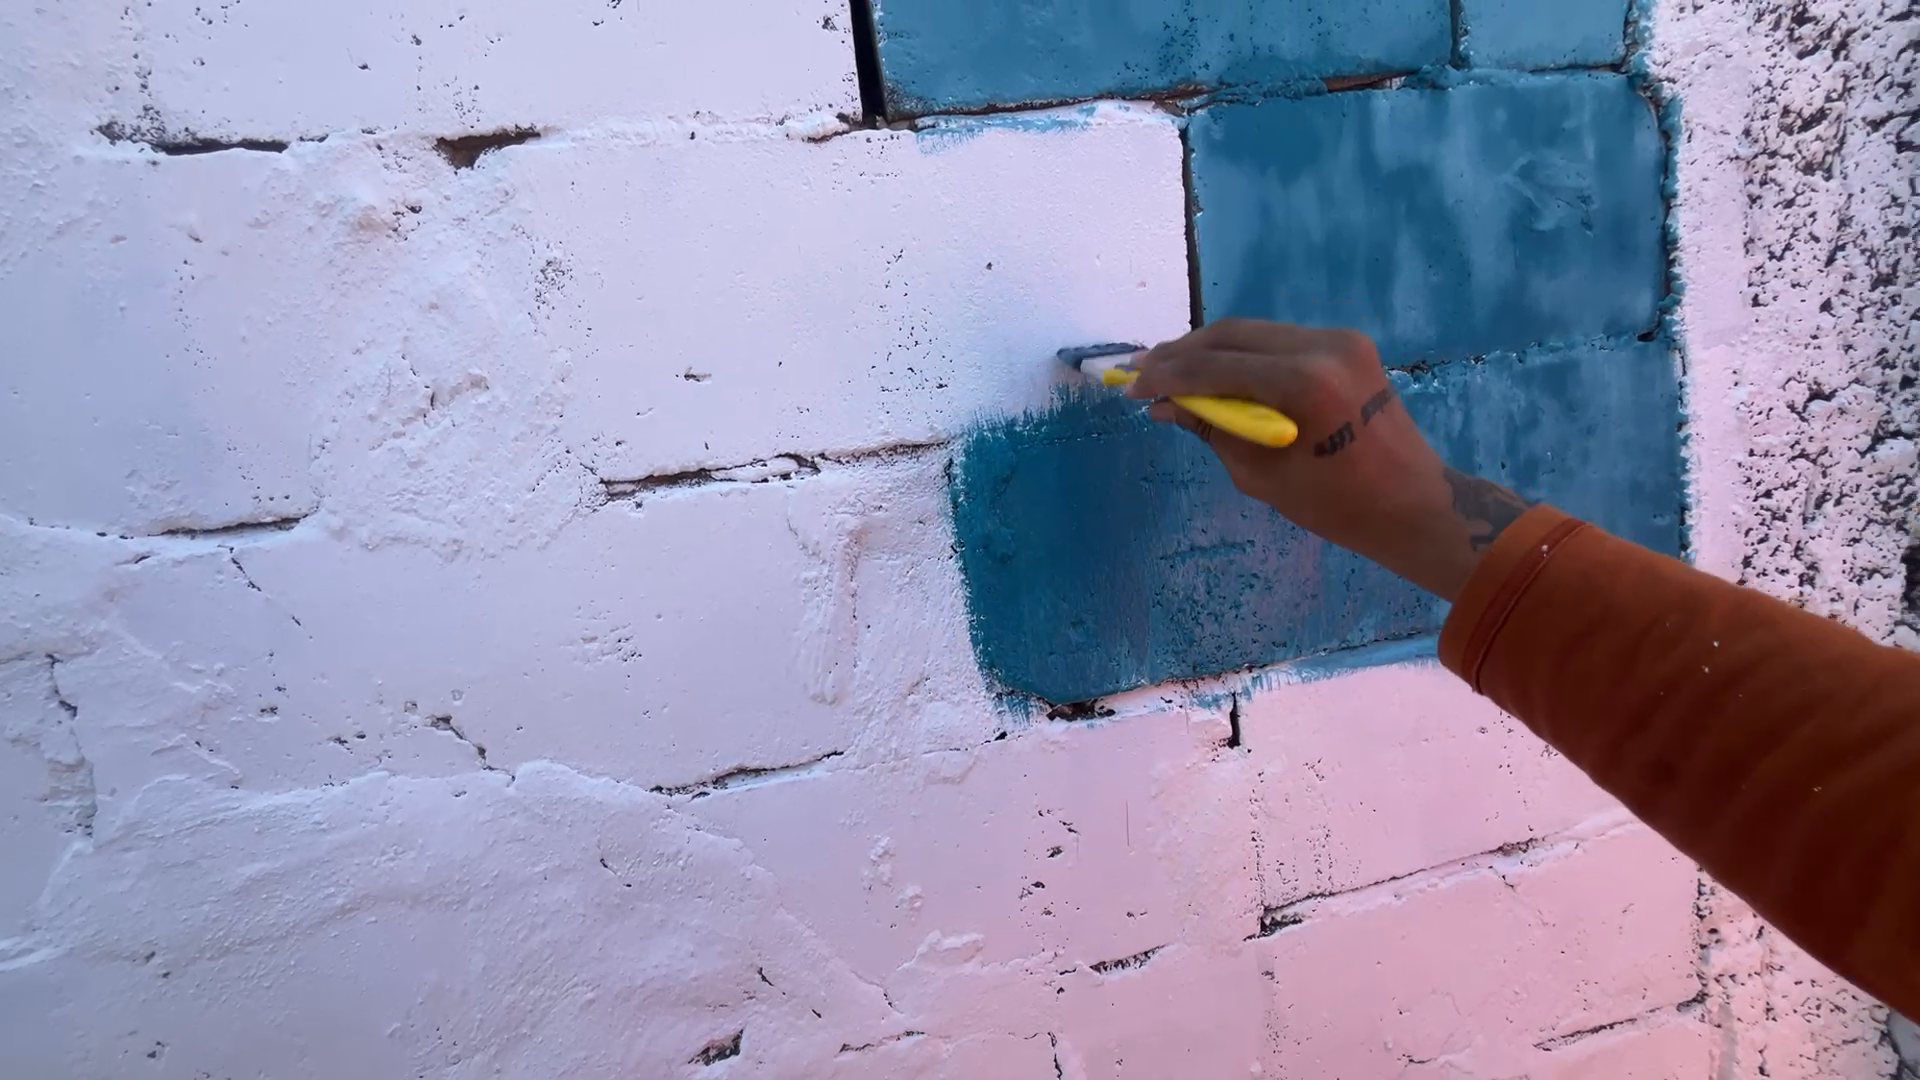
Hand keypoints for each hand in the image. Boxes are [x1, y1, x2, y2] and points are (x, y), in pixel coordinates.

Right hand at [1127, 319, 1530, 600]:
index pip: (1215, 367)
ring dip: (1204, 350)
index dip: (1165, 376)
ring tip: (1165, 370)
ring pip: (1249, 332)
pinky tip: (1209, 371)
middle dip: (1178, 353)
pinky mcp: (1343, 344)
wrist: (1411, 501)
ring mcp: (1337, 339)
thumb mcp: (1258, 473)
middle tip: (1139, 371)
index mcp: (1304, 384)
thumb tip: (1163, 406)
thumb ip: (1211, 428)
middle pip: (1230, 334)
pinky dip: (1235, 355)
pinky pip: (1272, 341)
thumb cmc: (1334, 504)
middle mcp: (1322, 345)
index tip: (1129, 387)